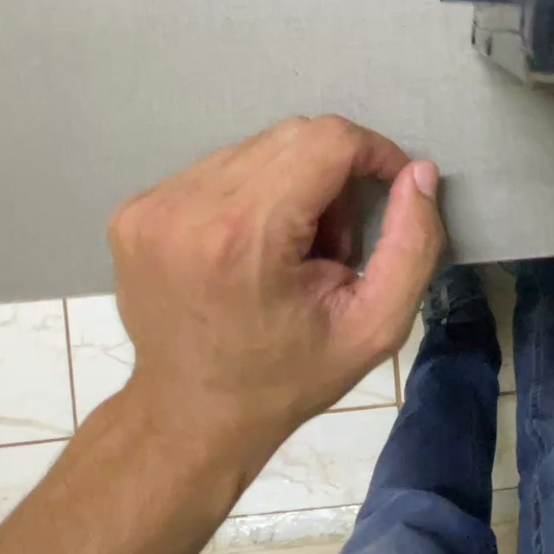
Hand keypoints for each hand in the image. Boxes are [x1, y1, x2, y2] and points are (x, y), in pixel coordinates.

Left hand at [106, 115, 442, 457]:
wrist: (189, 418)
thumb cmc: (288, 377)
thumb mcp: (376, 326)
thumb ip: (413, 245)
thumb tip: (417, 172)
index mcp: (245, 235)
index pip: (327, 140)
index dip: (374, 152)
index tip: (391, 189)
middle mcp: (188, 206)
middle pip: (296, 136)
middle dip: (335, 174)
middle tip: (336, 240)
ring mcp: (154, 204)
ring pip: (260, 146)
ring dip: (295, 181)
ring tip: (294, 247)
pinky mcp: (135, 208)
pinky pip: (223, 165)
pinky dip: (256, 190)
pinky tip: (254, 245)